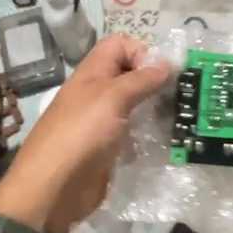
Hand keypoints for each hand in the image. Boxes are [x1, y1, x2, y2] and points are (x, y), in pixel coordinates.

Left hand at [0, 35, 172, 232]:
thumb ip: (141, 79)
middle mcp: (97, 92)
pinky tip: (163, 139)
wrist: (54, 187)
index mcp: (92, 73)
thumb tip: (167, 63)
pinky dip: (148, 132)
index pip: (120, 45)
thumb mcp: (112, 98)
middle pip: (130, 73)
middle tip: (178, 93)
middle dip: (154, 79)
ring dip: (155, 107)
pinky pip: (133, 131)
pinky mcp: (109, 146)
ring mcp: (103, 121)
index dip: (141, 51)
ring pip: (134, 103)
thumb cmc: (81, 133)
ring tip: (177, 115)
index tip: (160, 73)